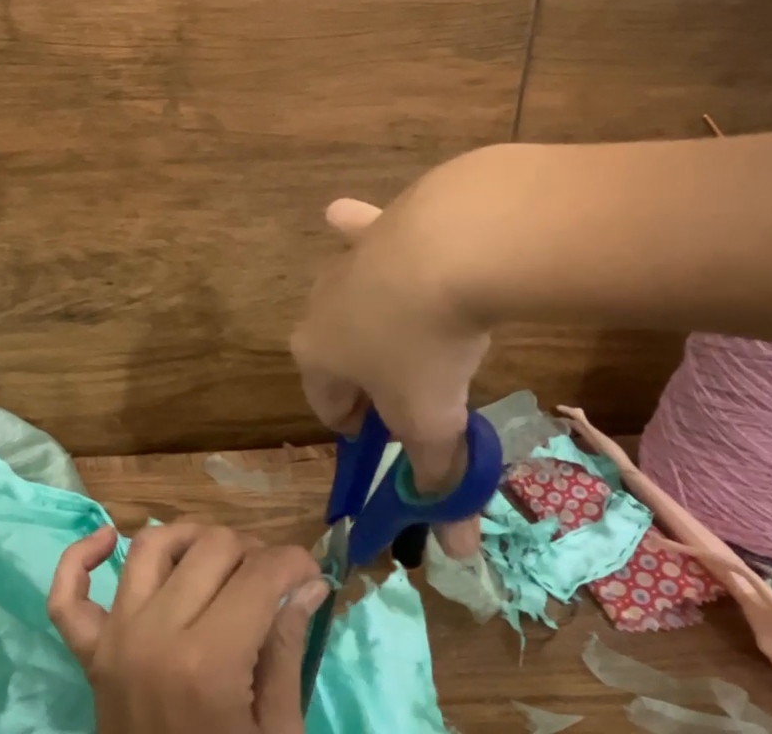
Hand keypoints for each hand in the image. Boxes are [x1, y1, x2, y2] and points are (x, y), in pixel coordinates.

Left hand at [47, 523, 328, 733]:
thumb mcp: (277, 733)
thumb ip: (285, 651)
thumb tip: (306, 582)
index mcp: (209, 663)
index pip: (260, 576)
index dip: (294, 563)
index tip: (311, 572)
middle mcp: (155, 636)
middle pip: (210, 550)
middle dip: (253, 553)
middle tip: (273, 580)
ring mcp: (115, 641)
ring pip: (150, 548)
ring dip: (190, 539)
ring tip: (220, 556)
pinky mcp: (90, 656)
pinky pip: (67, 595)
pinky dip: (81, 558)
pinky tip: (109, 538)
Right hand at [290, 191, 490, 556]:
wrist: (446, 248)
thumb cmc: (424, 348)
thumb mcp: (433, 422)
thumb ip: (439, 479)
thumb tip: (456, 549)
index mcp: (316, 354)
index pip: (328, 406)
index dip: (362, 431)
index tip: (395, 439)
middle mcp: (317, 306)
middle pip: (338, 352)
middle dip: (369, 376)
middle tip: (416, 390)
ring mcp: (344, 260)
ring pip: (349, 295)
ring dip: (369, 312)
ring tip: (412, 321)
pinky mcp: (376, 223)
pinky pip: (358, 231)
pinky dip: (356, 232)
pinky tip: (350, 222)